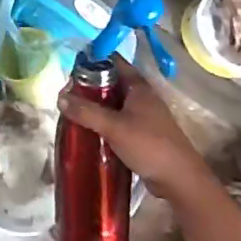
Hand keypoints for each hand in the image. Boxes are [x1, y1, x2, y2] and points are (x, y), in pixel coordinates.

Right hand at [58, 58, 214, 202]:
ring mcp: (144, 116)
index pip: (114, 61)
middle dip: (90, 86)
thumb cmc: (149, 145)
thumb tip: (60, 97)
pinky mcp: (143, 134)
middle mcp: (142, 97)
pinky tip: (89, 129)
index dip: (93, 59)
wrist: (180, 180)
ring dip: (96, 106)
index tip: (71, 65)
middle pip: (112, 82)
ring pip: (114, 103)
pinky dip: (104, 122)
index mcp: (139, 86)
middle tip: (67, 91)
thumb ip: (86, 111)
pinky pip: (118, 121)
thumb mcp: (113, 126)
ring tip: (73, 110)